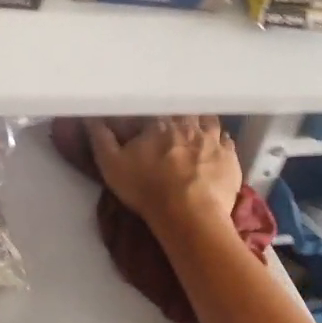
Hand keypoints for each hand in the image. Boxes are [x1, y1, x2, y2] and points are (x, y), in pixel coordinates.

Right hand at [87, 116, 241, 237]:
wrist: (189, 215)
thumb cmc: (146, 188)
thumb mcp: (111, 164)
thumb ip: (100, 137)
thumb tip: (91, 115)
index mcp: (160, 121)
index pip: (154, 107)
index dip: (149, 114)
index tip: (145, 121)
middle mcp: (189, 123)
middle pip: (184, 110)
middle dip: (178, 115)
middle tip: (172, 125)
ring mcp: (213, 139)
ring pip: (209, 120)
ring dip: (202, 123)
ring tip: (195, 132)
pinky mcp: (231, 158)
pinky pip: (227, 142)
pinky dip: (221, 142)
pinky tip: (216, 148)